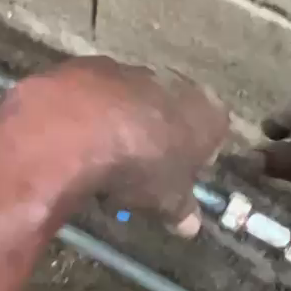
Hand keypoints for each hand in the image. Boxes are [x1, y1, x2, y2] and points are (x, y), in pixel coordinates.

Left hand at [8, 57, 228, 233]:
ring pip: (136, 100)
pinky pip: (99, 94)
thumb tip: (191, 226)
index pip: (213, 137)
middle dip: (159, 139)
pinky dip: (93, 111)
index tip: (174, 181)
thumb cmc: (141, 167)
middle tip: (137, 172)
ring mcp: (135, 69)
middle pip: (174, 114)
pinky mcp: (94, 64)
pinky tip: (77, 136)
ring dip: (125, 123)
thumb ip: (181, 210)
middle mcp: (178, 83)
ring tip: (101, 157)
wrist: (81, 127)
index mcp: (208, 114)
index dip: (194, 161)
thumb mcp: (166, 200)